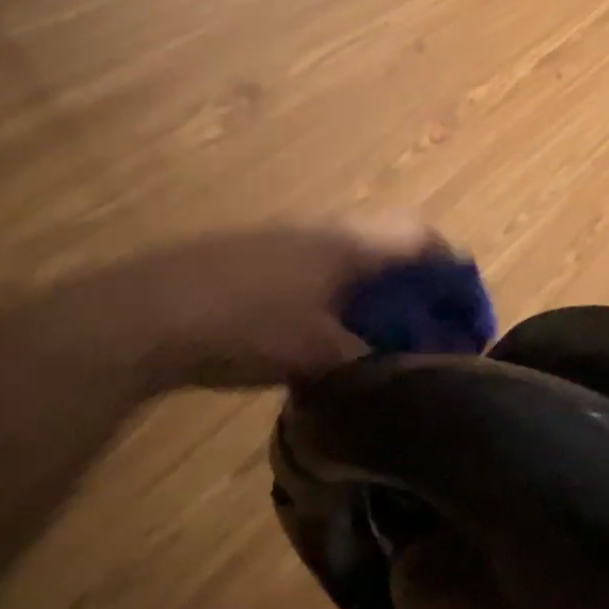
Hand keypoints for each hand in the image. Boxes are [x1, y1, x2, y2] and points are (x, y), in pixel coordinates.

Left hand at [79, 214, 451, 391]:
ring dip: (376, 293)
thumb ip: (371, 363)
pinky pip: (318, 272)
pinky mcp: (251, 258)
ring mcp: (283, 240)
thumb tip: (407, 377)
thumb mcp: (319, 357)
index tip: (468, 313)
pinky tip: (323, 338)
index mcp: (351, 245)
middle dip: (418, 287)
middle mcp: (325, 231)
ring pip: (353, 260)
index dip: (455, 273)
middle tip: (428, 329)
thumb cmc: (245, 326)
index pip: (425, 240)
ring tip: (380, 339)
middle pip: (392, 247)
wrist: (140, 317)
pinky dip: (339, 298)